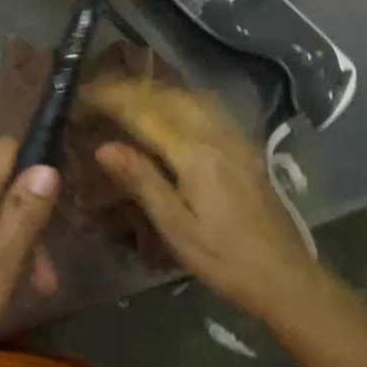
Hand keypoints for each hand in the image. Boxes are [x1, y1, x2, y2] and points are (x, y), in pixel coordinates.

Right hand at [85, 80, 324, 322]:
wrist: (287, 278)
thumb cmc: (225, 259)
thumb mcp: (177, 229)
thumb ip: (141, 182)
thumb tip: (102, 147)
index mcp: (196, 155)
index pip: (143, 112)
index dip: (107, 99)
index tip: (78, 98)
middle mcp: (216, 135)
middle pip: (164, 95)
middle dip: (124, 88)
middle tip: (92, 94)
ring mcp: (233, 137)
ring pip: (185, 94)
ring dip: (149, 89)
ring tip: (119, 94)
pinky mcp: (242, 145)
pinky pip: (203, 105)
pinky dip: (174, 96)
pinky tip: (163, 105)